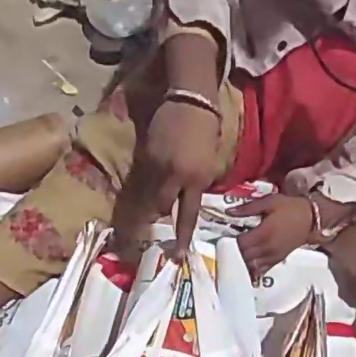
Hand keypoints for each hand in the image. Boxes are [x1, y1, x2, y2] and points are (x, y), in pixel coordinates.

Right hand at [114, 100, 224, 261]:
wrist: (191, 101)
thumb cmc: (208, 131)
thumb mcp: (211, 164)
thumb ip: (198, 184)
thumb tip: (185, 202)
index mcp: (196, 179)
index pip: (187, 215)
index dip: (181, 237)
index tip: (177, 255)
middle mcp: (175, 176)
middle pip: (161, 208)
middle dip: (159, 215)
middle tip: (157, 220)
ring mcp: (157, 166)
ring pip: (150, 194)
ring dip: (152, 198)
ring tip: (154, 195)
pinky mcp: (145, 155)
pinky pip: (144, 176)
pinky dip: (148, 178)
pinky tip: (154, 169)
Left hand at [233, 193, 315, 277]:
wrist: (312, 218)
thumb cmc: (289, 207)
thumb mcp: (269, 202)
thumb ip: (248, 208)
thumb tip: (228, 212)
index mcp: (263, 234)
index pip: (240, 244)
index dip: (230, 241)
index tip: (226, 236)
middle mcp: (266, 248)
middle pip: (244, 257)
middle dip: (234, 252)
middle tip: (227, 246)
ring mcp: (272, 257)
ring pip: (251, 265)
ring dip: (242, 262)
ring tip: (235, 255)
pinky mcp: (277, 260)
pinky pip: (262, 270)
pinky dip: (253, 269)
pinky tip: (247, 266)